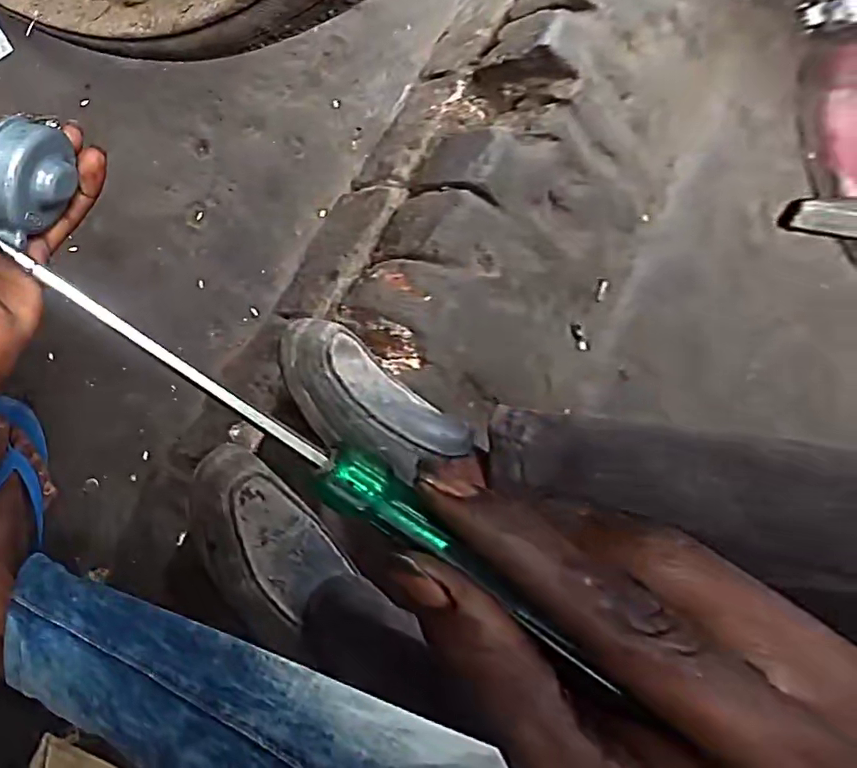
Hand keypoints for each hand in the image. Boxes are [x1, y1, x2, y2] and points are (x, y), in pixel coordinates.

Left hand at [0, 78, 106, 400]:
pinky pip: (59, 220)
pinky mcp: (31, 258)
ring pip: (37, 192)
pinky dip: (78, 193)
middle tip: (50, 128)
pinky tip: (88, 170)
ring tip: (75, 141)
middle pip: (6, 170)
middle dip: (31, 145)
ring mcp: (0, 238)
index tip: (6, 116)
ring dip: (59, 164)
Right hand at [388, 459, 856, 766]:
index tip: (429, 492)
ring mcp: (833, 660)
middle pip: (651, 558)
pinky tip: (536, 544)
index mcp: (779, 749)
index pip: (625, 614)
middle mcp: (834, 691)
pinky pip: (683, 562)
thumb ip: (496, 670)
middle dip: (526, 518)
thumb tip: (417, 571)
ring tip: (474, 519)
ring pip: (665, 550)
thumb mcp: (564, 767)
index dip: (513, 541)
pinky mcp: (805, 636)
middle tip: (438, 495)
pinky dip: (590, 542)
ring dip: (550, 524)